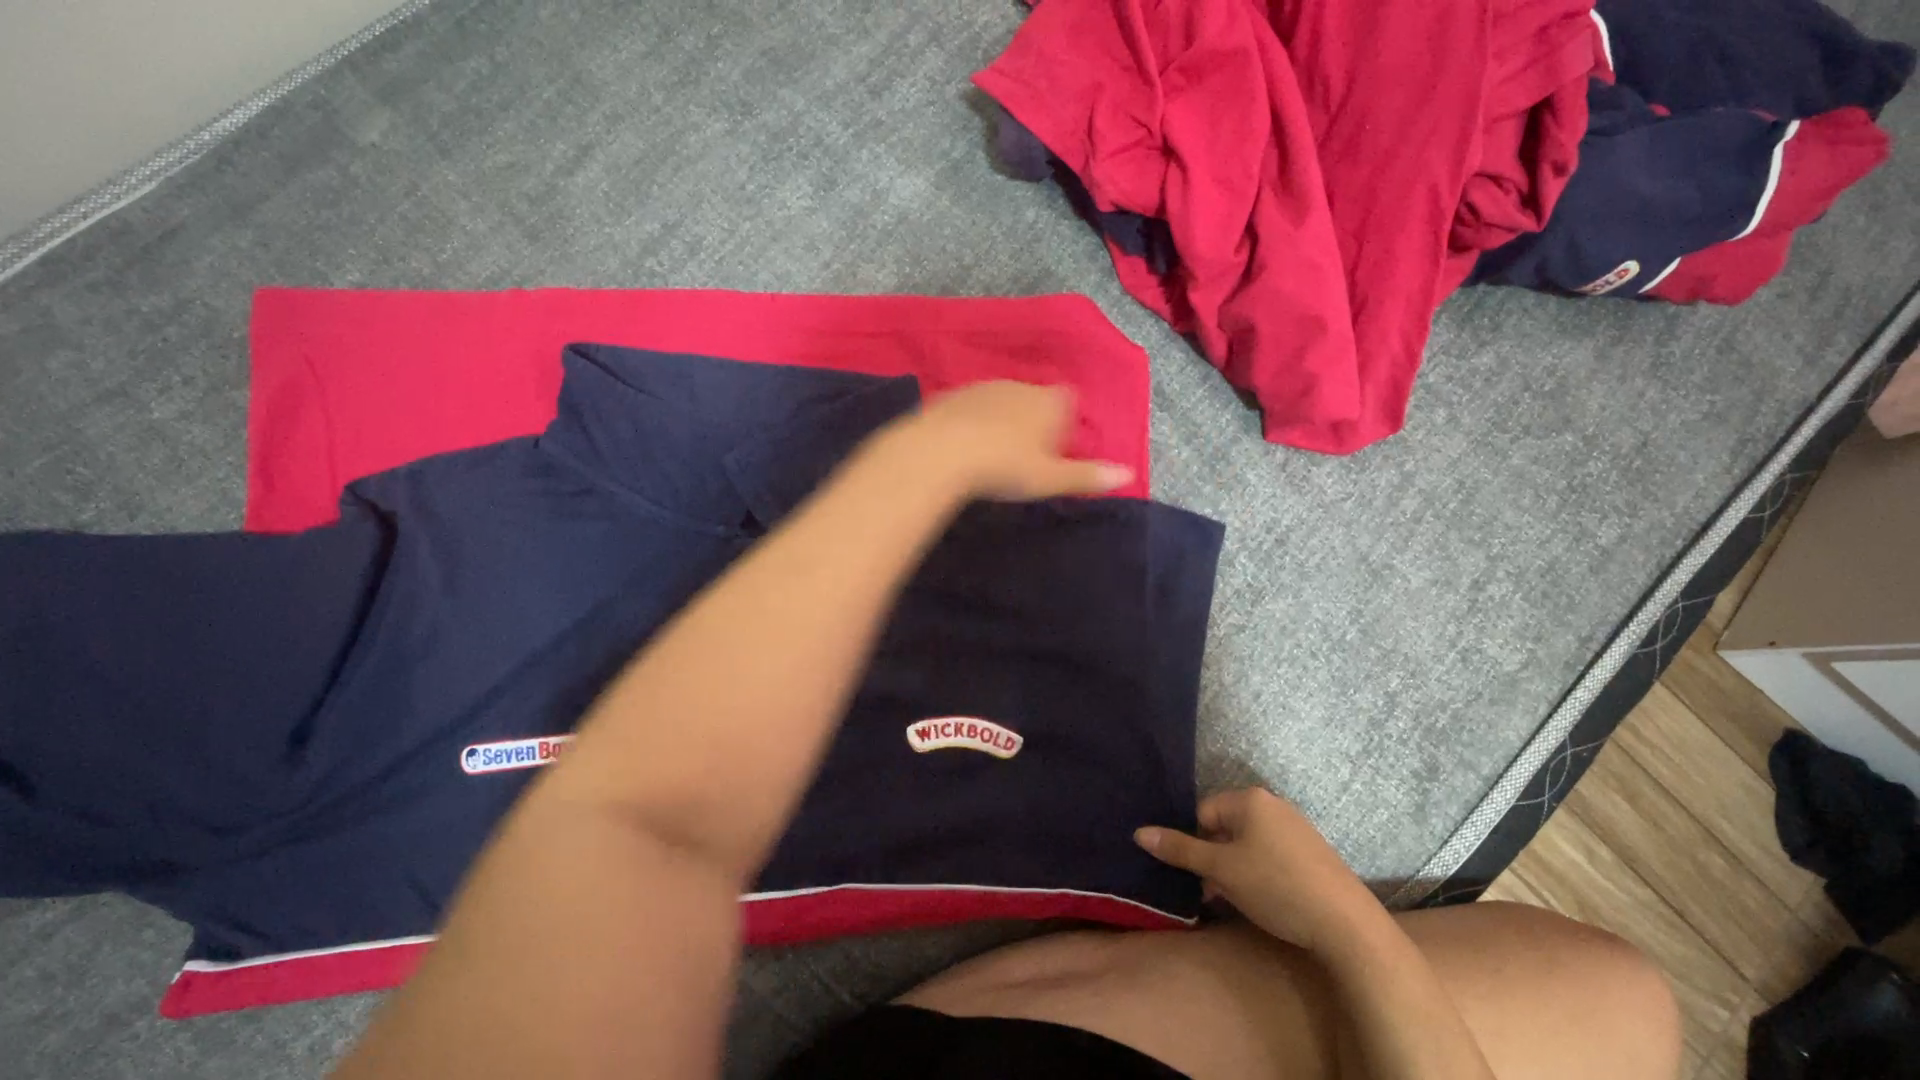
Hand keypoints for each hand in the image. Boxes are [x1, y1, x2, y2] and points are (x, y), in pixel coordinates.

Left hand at [896, 382, 1132, 499]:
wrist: (940, 452)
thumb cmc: (1006, 467)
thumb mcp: (1051, 479)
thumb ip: (1089, 476)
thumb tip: (1129, 475)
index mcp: (1050, 400)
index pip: (1069, 400)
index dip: (1065, 422)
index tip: (1055, 450)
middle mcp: (1020, 385)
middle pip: (1036, 399)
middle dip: (1034, 422)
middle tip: (1023, 459)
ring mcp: (984, 387)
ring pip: (1002, 401)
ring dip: (1002, 421)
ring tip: (992, 456)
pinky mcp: (951, 395)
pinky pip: (971, 407)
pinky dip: (972, 423)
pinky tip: (963, 449)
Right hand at [1135, 787, 1383, 955]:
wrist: (1345, 922)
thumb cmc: (1275, 886)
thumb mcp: (1221, 870)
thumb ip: (1180, 849)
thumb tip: (1139, 832)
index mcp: (1249, 799)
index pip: (1202, 812)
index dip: (1193, 843)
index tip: (1195, 875)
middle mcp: (1273, 804)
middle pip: (1224, 827)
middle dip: (1212, 859)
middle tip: (1211, 892)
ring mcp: (1296, 827)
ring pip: (1247, 843)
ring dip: (1233, 869)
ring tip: (1235, 901)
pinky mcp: (1311, 851)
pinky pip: (1270, 854)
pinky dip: (1258, 873)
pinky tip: (1263, 901)